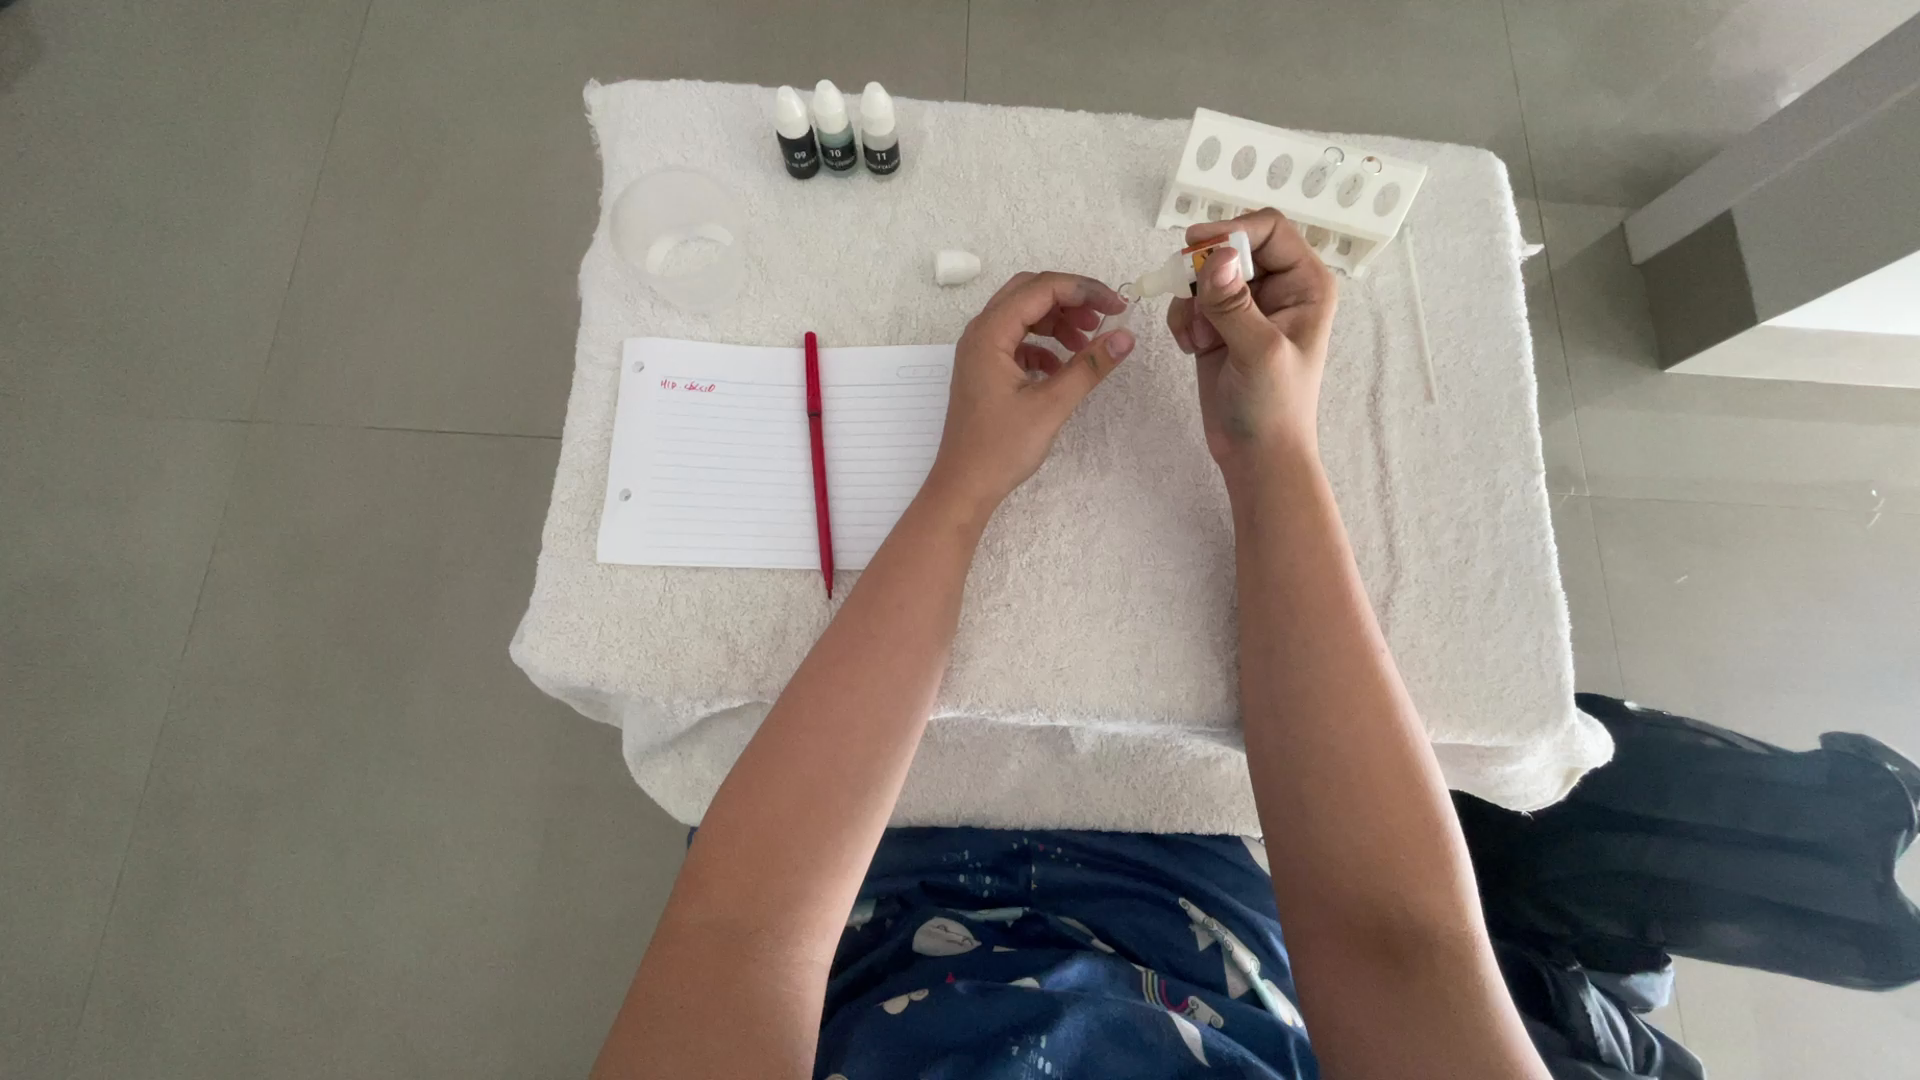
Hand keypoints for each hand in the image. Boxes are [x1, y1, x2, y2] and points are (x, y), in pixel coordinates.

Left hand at [924, 272, 1132, 514]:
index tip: (1118, 307)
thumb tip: (1125, 337)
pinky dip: (1043, 345)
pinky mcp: (984, 372)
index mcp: (989, 334)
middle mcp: (979, 334)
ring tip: (1087, 343)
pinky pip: (1017, 342)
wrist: (965, 485)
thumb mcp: (1051, 405)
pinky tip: (1062, 367)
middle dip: (1069, 299)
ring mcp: (979, 353)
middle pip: (1029, 293)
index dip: (1084, 290)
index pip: (1041, 288)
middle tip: (1103, 318)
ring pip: (1022, 316)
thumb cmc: (1000, 449)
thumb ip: (1089, 366)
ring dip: (1057, 322)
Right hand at [1167, 209, 1337, 480]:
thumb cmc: (1273, 406)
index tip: (1195, 246)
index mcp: (1305, 284)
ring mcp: (1245, 308)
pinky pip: (1190, 303)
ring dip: (1192, 303)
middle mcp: (1277, 288)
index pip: (1269, 230)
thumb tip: (1215, 256)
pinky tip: (1192, 349)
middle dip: (1205, 275)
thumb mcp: (1258, 351)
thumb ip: (1234, 303)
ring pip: (1205, 276)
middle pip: (1231, 249)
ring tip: (1200, 340)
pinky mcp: (1218, 328)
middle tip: (1193, 304)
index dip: (1233, 231)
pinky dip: (1183, 321)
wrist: (1256, 454)